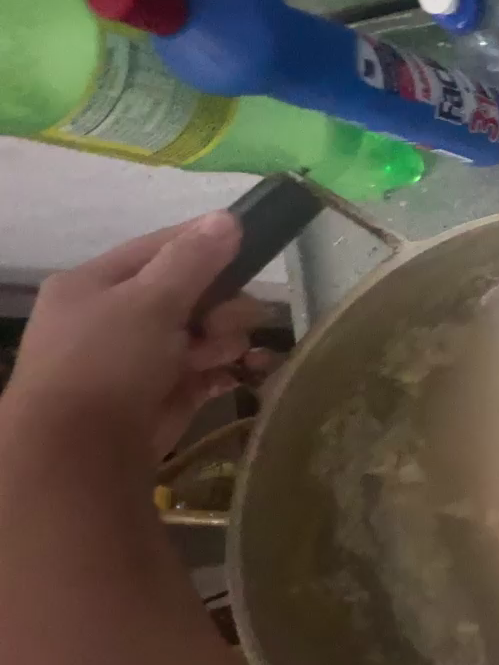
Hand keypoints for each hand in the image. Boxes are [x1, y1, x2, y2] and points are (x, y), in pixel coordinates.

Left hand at [2, 212, 264, 464]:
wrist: (84, 446)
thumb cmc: (106, 363)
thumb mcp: (149, 302)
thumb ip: (192, 260)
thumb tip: (227, 217)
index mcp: (101, 283)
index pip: (164, 247)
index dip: (207, 245)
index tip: (249, 248)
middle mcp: (124, 313)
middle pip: (203, 290)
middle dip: (223, 308)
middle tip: (216, 326)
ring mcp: (150, 351)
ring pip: (218, 329)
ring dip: (226, 342)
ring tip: (210, 361)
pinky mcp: (175, 383)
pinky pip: (223, 363)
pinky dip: (237, 366)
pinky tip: (248, 371)